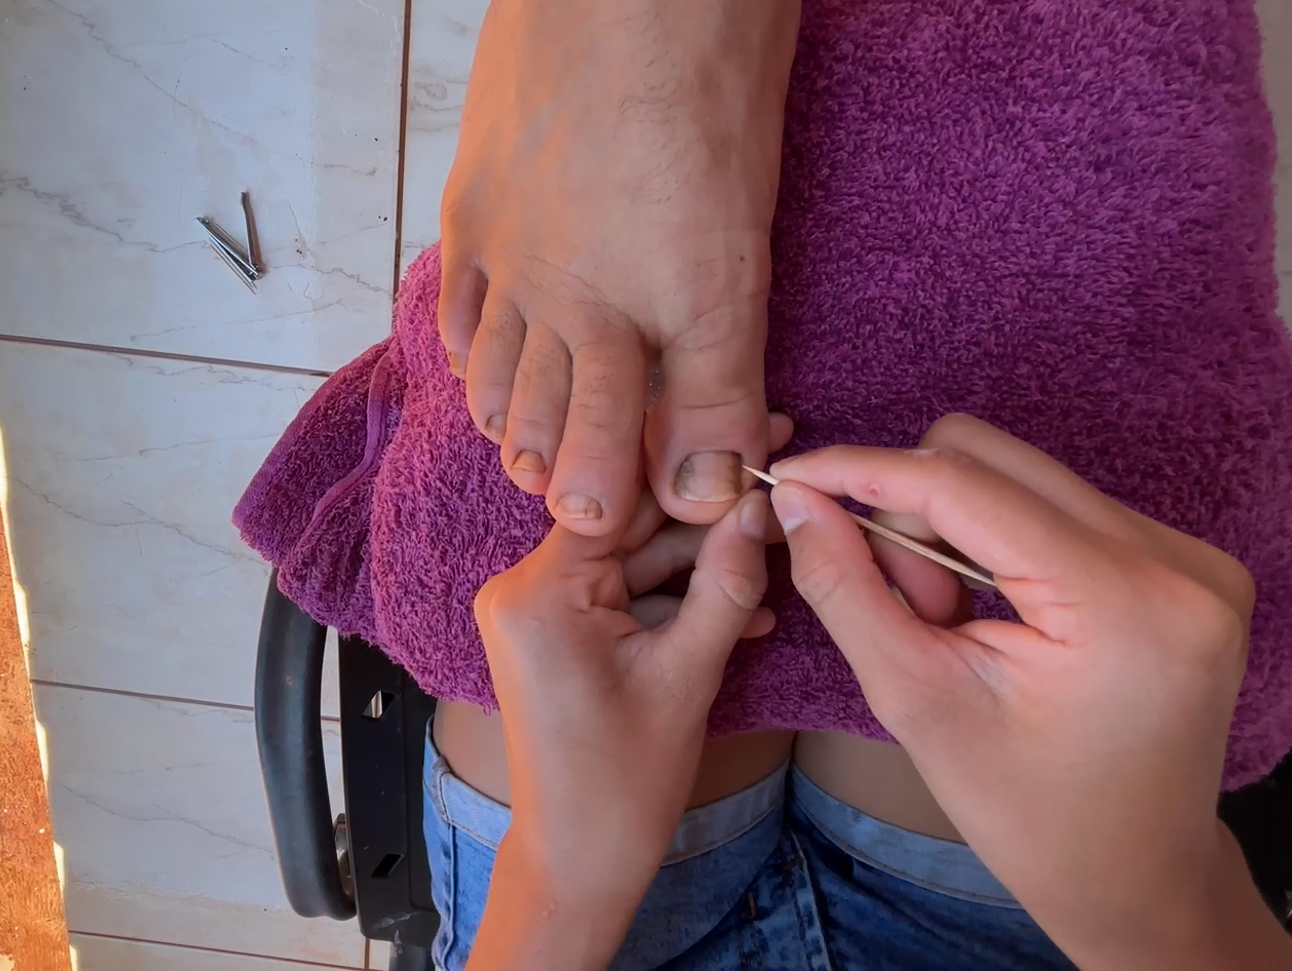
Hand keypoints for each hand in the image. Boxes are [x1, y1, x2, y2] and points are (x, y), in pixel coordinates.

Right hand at [438, 0, 806, 535]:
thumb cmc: (708, 97)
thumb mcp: (739, 256)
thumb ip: (716, 381)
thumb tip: (701, 488)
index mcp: (620, 321)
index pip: (606, 448)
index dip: (609, 499)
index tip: (611, 526)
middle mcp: (546, 299)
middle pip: (537, 418)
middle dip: (552, 470)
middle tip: (559, 500)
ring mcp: (499, 249)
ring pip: (492, 369)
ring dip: (508, 417)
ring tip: (520, 448)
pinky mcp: (472, 198)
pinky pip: (457, 301)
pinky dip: (469, 346)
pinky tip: (478, 358)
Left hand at [467, 489, 772, 969]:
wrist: (579, 857)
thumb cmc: (624, 780)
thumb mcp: (687, 674)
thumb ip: (726, 583)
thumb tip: (761, 506)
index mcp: (538, 591)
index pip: (620, 499)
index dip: (693, 467)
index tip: (749, 434)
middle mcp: (521, 587)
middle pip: (627, 529)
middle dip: (704, 518)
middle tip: (770, 485)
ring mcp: (534, 607)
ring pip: (630, 562)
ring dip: (697, 564)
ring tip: (770, 547)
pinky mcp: (552, 627)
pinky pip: (618, 594)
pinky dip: (669, 599)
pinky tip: (737, 600)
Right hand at [767, 415, 1291, 970]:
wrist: (1134, 876)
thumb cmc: (1022, 807)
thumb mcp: (908, 697)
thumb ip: (841, 585)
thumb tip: (797, 499)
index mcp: (1122, 602)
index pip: (960, 485)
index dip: (861, 470)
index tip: (792, 475)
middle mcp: (1174, 557)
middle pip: (984, 455)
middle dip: (909, 509)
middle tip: (905, 600)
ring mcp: (1185, 552)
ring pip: (1007, 471)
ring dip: (943, 526)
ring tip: (945, 615)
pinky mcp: (1173, 557)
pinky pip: (1038, 498)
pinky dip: (981, 535)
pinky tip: (983, 606)